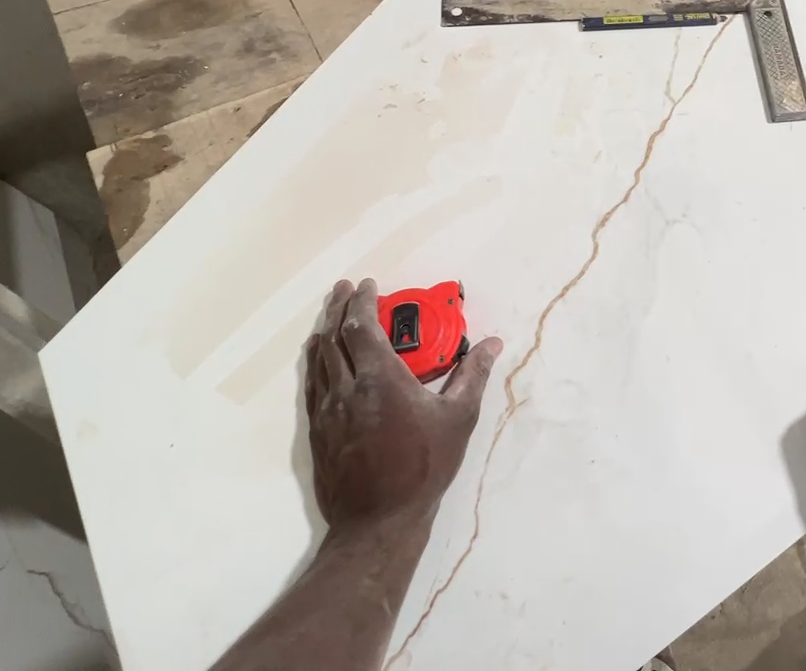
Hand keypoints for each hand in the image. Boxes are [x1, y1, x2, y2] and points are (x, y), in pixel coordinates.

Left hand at [304, 279, 501, 534]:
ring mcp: (327, 411)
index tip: (369, 284)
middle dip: (339, 307)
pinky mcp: (317, 431)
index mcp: (381, 380)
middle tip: (346, 287)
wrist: (378, 521)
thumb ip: (473, 375)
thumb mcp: (459, 418)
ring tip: (331, 312)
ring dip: (324, 330)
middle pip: (334, 337)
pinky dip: (315, 360)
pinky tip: (318, 356)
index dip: (364, 302)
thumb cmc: (425, 465)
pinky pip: (311, 383)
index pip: (362, 328)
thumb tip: (493, 342)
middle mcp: (347, 389)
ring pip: (318, 359)